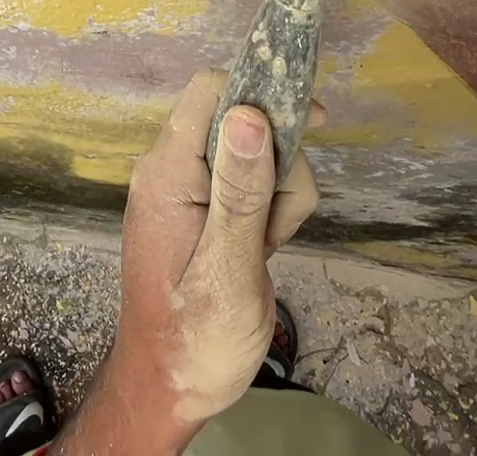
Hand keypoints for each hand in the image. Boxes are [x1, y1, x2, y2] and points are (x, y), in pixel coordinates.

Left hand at [100, 71, 319, 436]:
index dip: (259, 92)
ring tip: (264, 248)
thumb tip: (248, 113)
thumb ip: (239, 190)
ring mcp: (188, 186)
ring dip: (278, 195)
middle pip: (244, 122)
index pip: (209, 91)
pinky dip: (271, 210)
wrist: (171, 384)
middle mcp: (172, 166)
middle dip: (277, 165)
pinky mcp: (206, 205)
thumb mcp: (227, 268)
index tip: (309, 117)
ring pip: (258, 154)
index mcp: (166, 171)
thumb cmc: (196, 338)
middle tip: (274, 225)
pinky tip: (263, 248)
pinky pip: (252, 183)